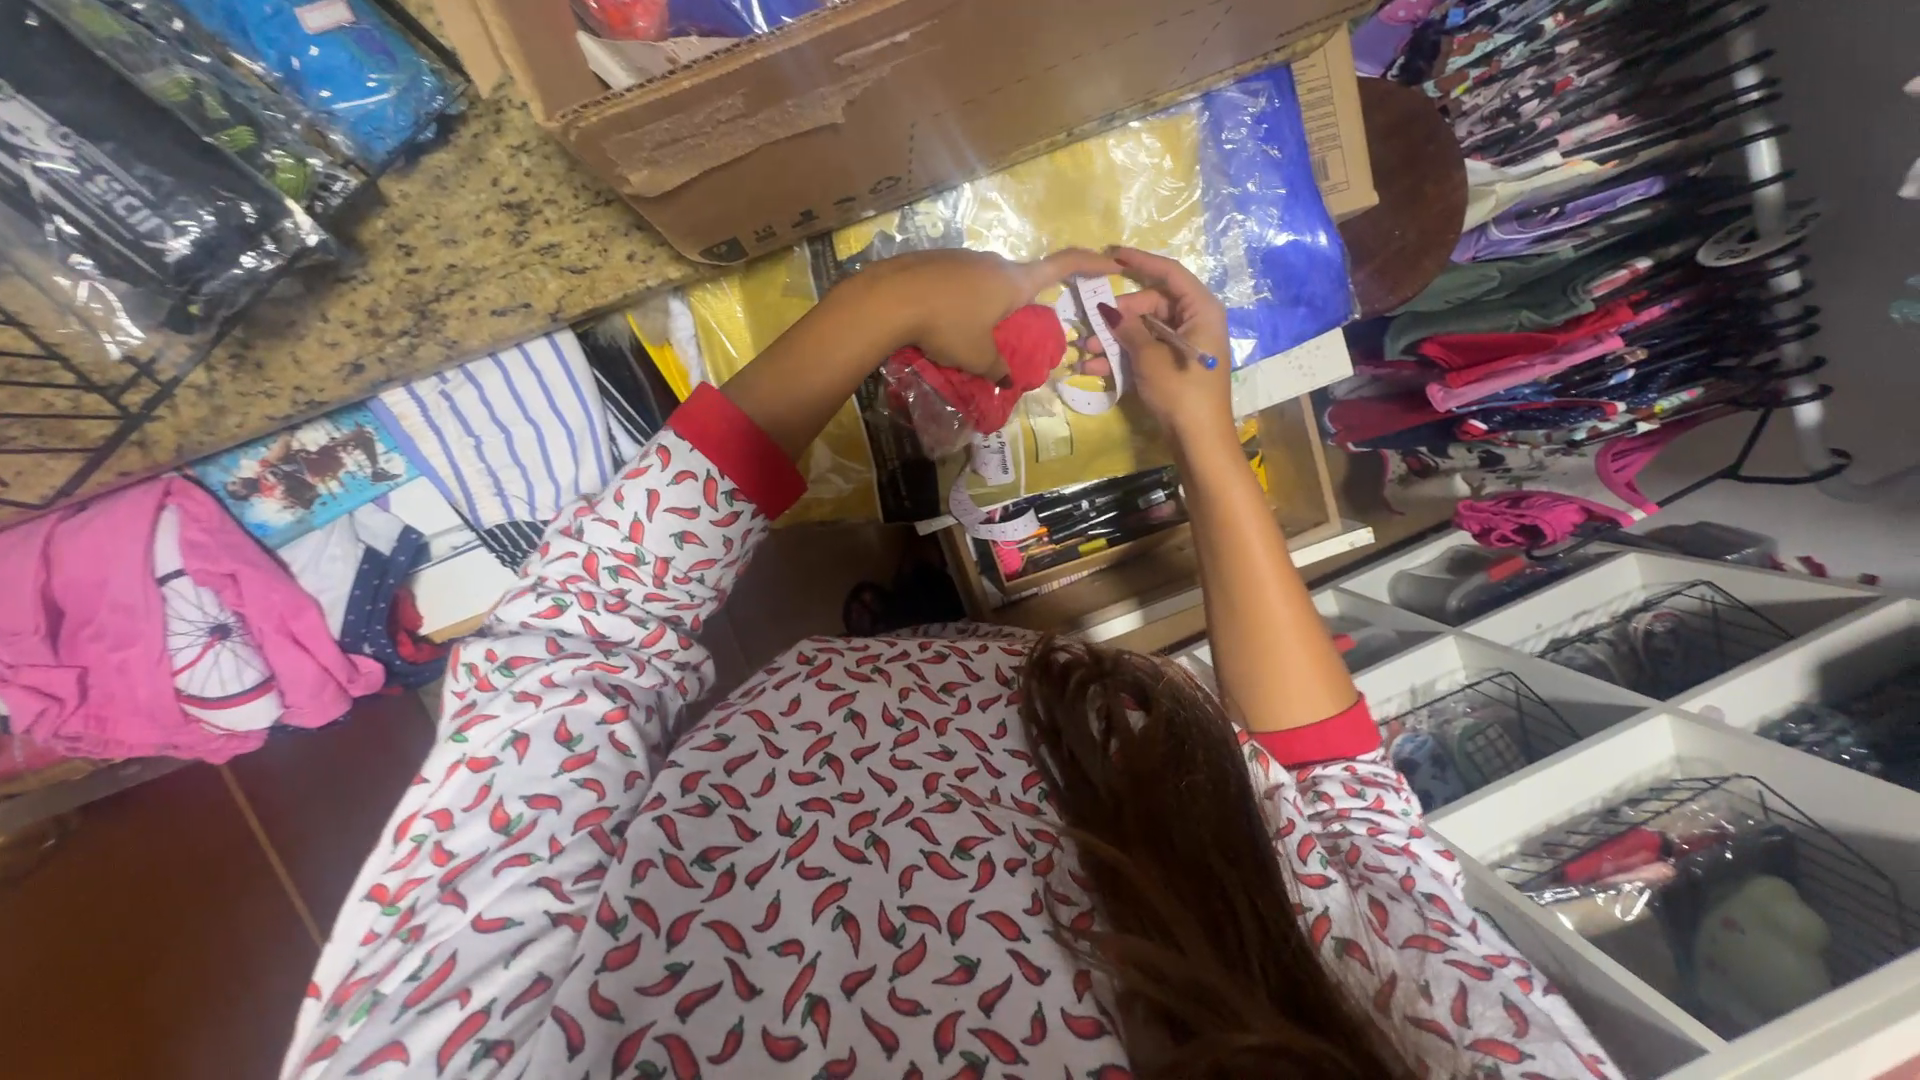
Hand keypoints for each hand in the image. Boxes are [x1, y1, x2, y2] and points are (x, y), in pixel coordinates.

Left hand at [846, 247, 1122, 380]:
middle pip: (1019, 281)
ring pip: (986, 283)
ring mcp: (962, 257)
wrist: (888, 298)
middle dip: (1022, 307)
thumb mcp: (978, 357)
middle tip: (1014, 336)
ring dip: (986, 307)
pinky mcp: (935, 261)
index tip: (1112, 263)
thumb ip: (1000, 369)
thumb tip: (1010, 379)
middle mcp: (993, 261)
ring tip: (968, 337)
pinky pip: (959, 283)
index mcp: (1014, 281)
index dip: (1090, 264)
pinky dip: (960, 302)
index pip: (1063, 265)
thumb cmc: (945, 325)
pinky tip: (941, 324)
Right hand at [1098, 246, 1232, 442]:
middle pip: (1152, 305)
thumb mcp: (1150, 358)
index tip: (1112, 255)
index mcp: (1201, 310)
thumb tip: (1106, 310)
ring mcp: (1184, 345)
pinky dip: (1122, 358)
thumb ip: (1128, 330)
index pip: (1169, 274)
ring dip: (1114, 340)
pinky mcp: (1173, 366)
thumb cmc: (1182, 392)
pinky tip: (1094, 368)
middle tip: (1091, 324)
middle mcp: (1195, 322)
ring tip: (1085, 350)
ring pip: (1144, 331)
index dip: (1141, 262)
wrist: (1199, 441)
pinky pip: (1145, 352)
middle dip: (1118, 315)